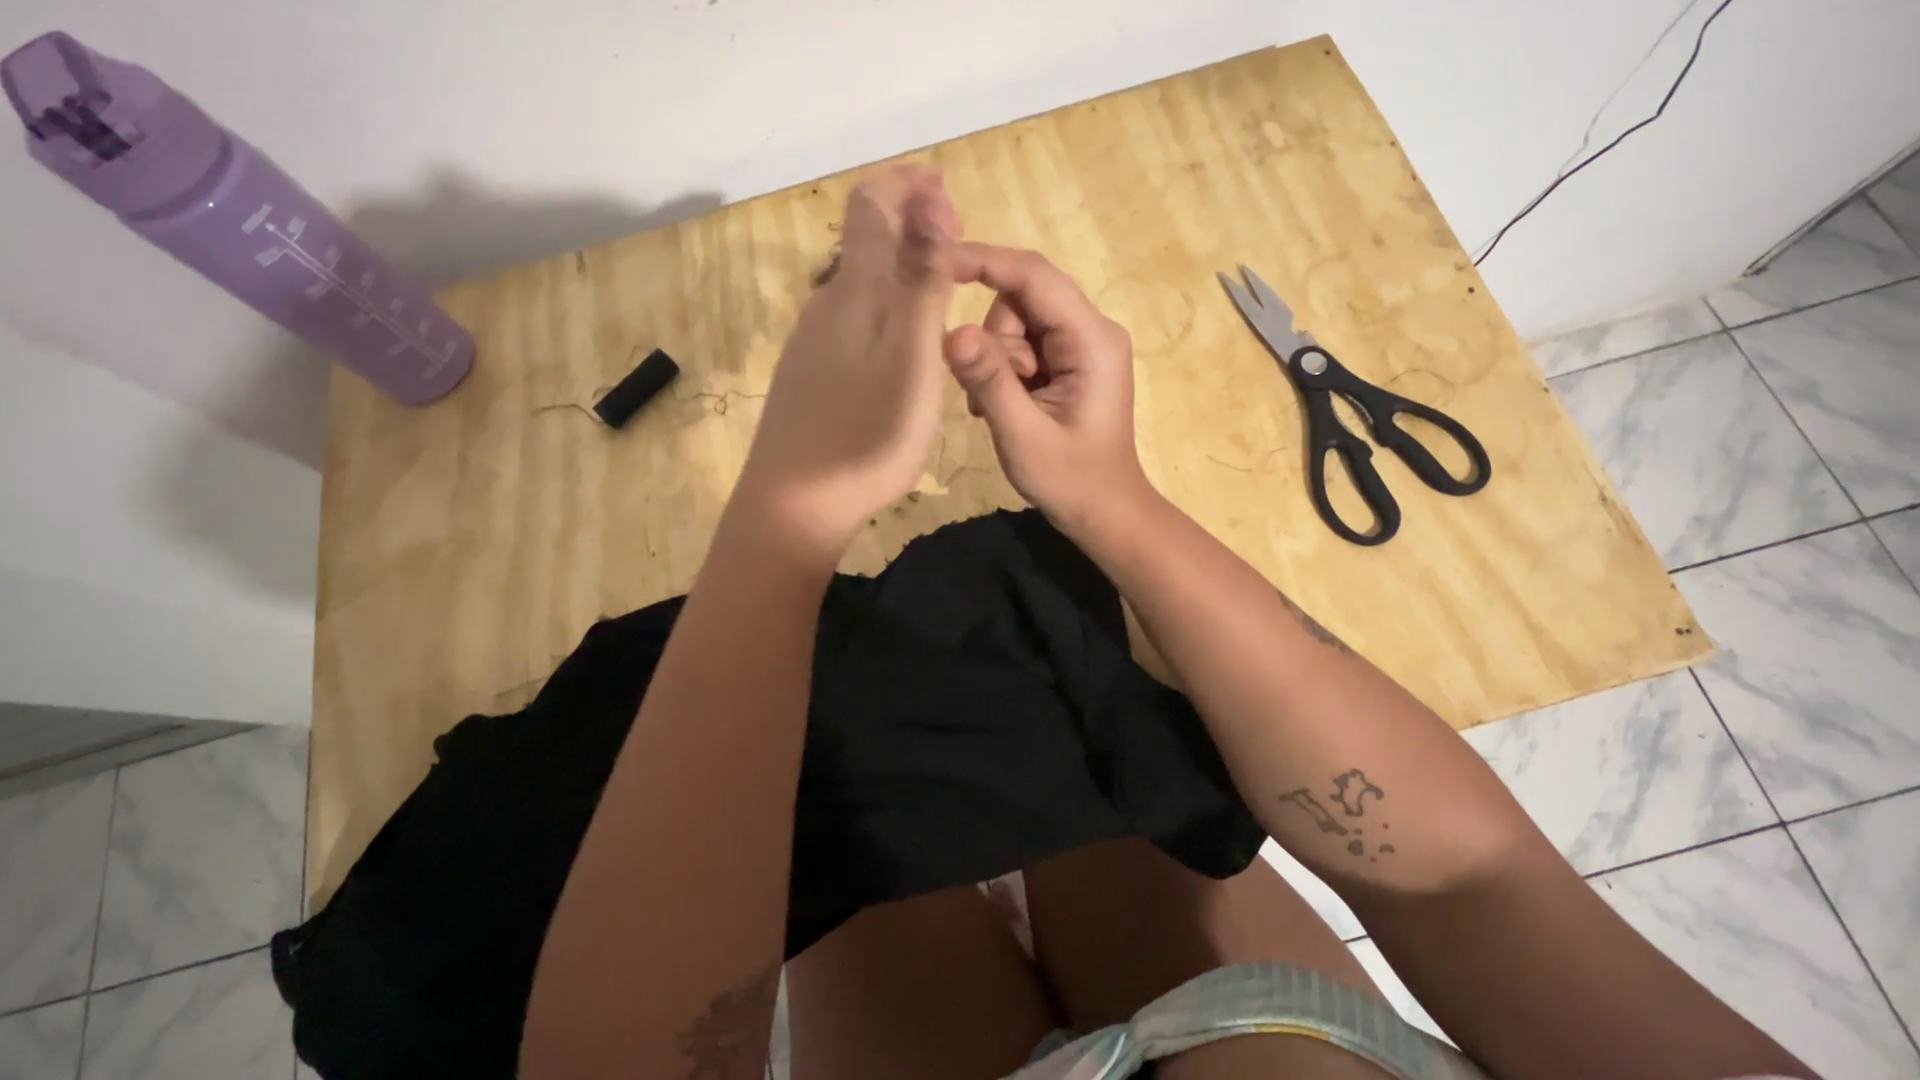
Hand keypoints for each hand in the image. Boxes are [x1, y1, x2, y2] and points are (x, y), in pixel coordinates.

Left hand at [730, 165, 958, 562]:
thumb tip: (930, 194)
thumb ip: (921, 276)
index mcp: (856, 292)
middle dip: (903, 219)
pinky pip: (847, 318)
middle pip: (861, 241)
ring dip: (892, 264)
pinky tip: (894, 337)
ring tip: (933, 278)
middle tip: (948, 227)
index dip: (906, 185)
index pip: (872, 207)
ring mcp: (812, 342)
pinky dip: (878, 303)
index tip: (943, 184)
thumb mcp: (911, 352)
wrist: (794, 501)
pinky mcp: (808, 376)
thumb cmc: (866, 430)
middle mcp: (827, 305)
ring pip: (853, 282)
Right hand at [943, 244, 1153, 535]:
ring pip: (1016, 321)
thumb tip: (952, 331)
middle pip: (1022, 297)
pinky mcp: (1070, 360)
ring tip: (1000, 409)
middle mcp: (1092, 330)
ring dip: (996, 359)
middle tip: (992, 393)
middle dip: (995, 339)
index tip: (937, 263)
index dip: (984, 261)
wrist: (1105, 512)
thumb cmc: (1071, 480)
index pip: (1034, 276)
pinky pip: (1023, 342)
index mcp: (1092, 340)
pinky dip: (1004, 369)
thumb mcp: (1022, 435)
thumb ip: (989, 380)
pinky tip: (1006, 406)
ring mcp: (1082, 344)